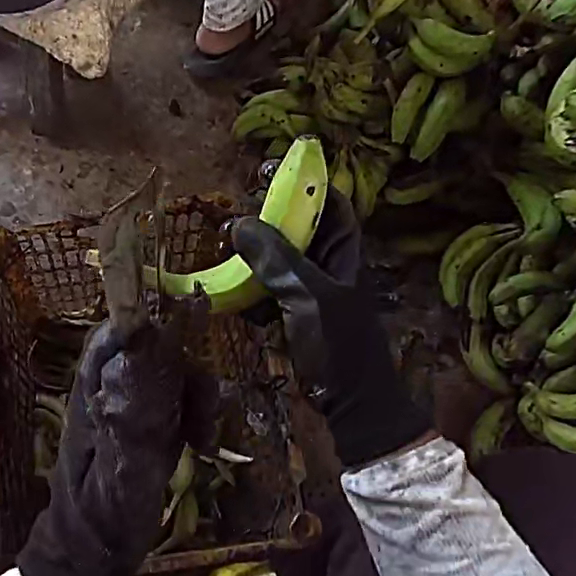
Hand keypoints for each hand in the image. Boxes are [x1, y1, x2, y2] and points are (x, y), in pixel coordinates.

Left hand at [17, 307, 214, 575]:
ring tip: (204, 441)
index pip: (128, 328)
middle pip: (161, 348)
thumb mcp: (127, 462)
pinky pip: (180, 399)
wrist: (92, 553)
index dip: (166, 332)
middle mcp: (110, 383)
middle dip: (191, 378)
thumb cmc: (102, 513)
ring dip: (199, 401)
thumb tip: (153, 339)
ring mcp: (129, 401)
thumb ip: (141, 402)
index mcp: (95, 383)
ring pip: (176, 373)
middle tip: (203, 422)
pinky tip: (201, 446)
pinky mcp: (145, 420)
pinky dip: (197, 417)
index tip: (198, 354)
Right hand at [233, 195, 432, 468]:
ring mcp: (310, 293)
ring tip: (225, 257)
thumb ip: (277, 260)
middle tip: (234, 220)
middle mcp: (328, 265)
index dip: (303, 184)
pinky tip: (237, 302)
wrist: (350, 403)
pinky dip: (252, 295)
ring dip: (253, 260)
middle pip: (296, 229)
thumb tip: (239, 225)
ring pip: (278, 262)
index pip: (329, 202)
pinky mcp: (295, 317)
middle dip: (266, 223)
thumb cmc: (339, 344)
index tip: (267, 172)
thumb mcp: (309, 296)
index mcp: (343, 252)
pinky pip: (268, 294)